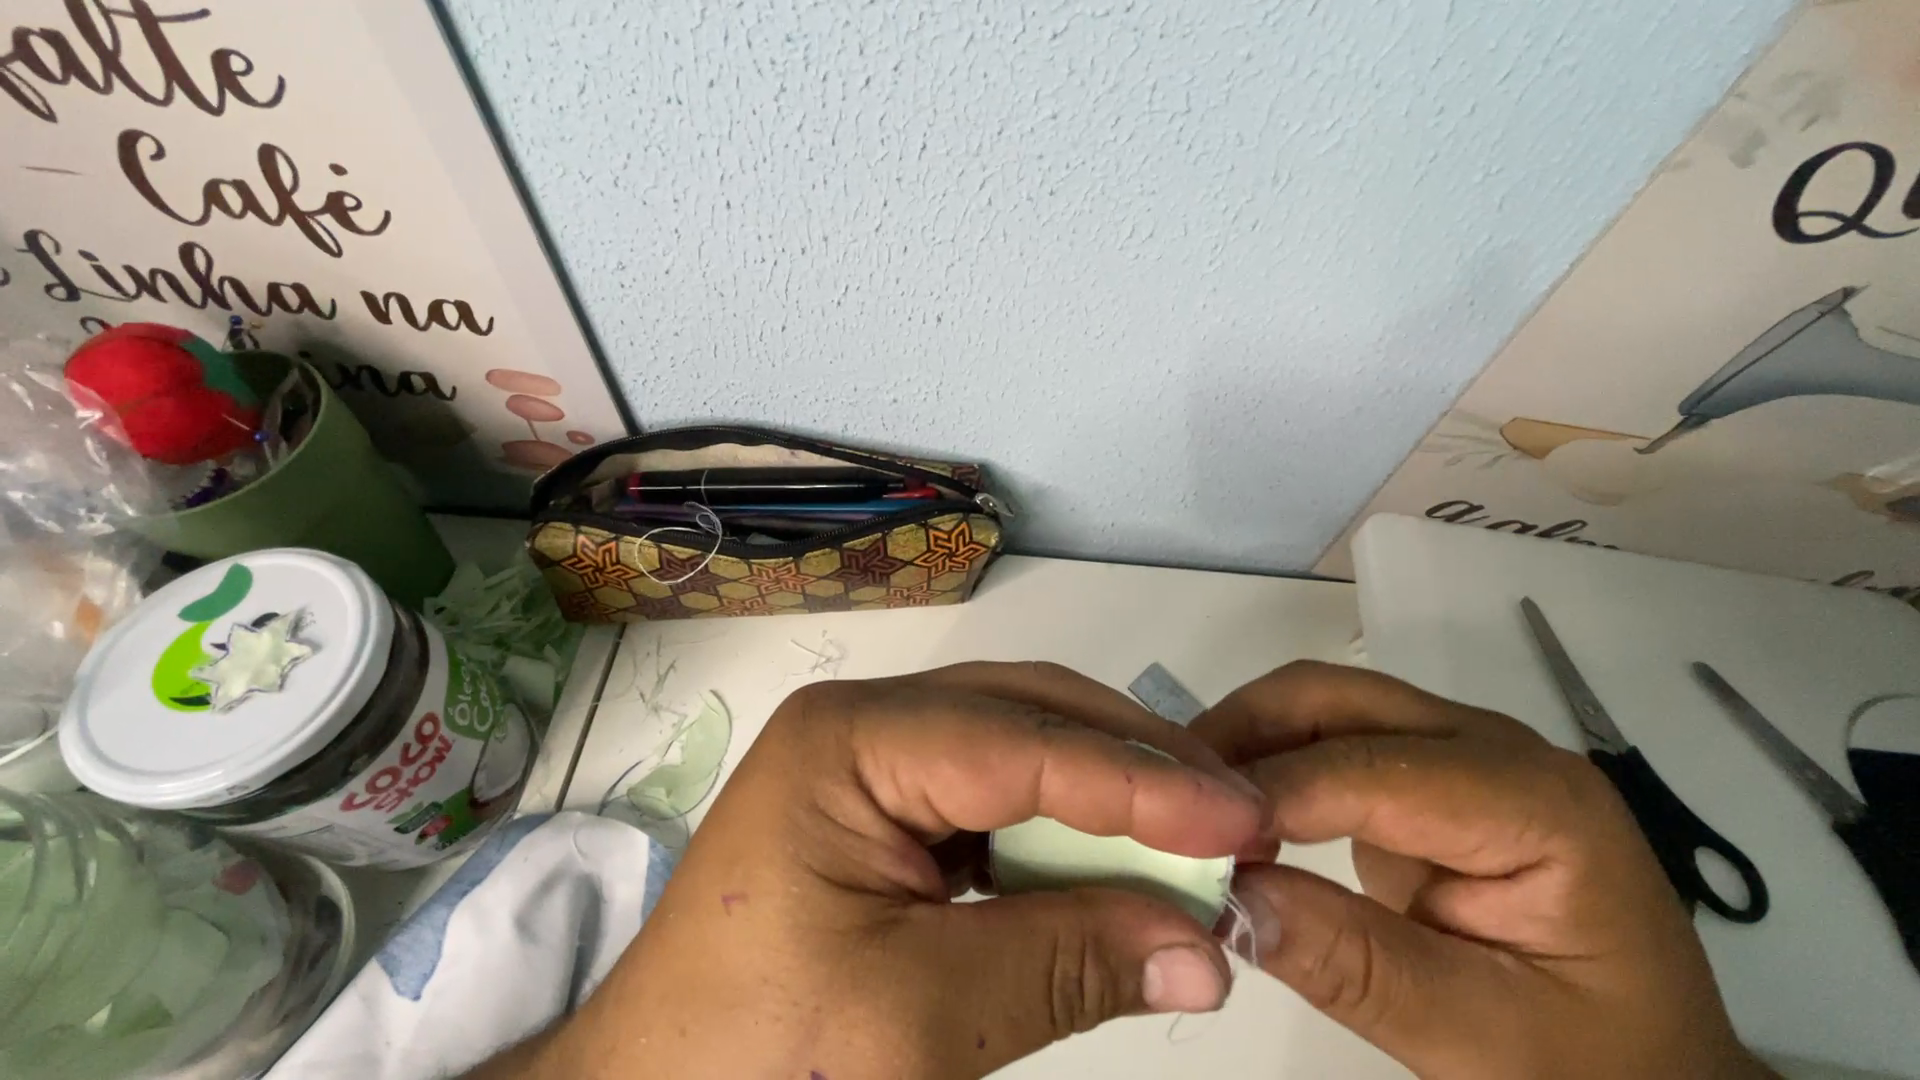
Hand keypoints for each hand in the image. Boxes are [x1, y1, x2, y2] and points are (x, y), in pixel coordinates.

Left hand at [494, 663, 1262, 1079]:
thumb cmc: (762, 1052)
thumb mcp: (917, 1018)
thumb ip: (1067, 963)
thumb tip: (1208, 949)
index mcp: (851, 740)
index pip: (1020, 742)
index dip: (1140, 780)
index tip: (1245, 817)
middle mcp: (864, 724)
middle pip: (1023, 718)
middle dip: (1131, 766)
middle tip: (1234, 816)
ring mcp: (873, 762)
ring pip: (1017, 748)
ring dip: (1105, 794)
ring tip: (1195, 834)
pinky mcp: (886, 810)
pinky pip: (993, 798)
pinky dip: (1062, 830)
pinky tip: (1114, 860)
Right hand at [1191, 661, 1775, 1079]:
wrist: (1651, 1073)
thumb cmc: (1590, 1068)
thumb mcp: (1480, 1040)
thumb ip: (1352, 964)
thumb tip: (1225, 898)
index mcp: (1533, 802)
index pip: (1371, 767)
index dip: (1269, 795)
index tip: (1185, 839)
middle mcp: (1491, 750)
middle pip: (1337, 698)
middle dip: (1241, 734)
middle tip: (1164, 797)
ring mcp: (1456, 757)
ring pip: (1321, 707)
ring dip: (1244, 743)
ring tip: (1180, 803)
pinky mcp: (1423, 781)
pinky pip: (1326, 743)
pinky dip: (1264, 765)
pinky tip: (1226, 814)